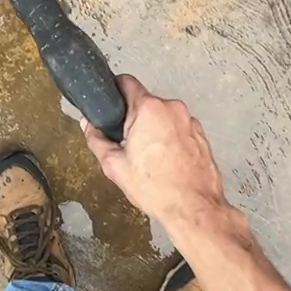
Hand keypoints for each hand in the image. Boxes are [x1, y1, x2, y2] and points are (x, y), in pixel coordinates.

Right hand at [82, 74, 230, 228]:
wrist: (193, 208)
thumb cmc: (158, 188)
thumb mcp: (114, 165)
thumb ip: (97, 140)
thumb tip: (89, 126)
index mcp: (148, 109)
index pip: (126, 82)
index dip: (114, 91)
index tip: (110, 103)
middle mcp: (172, 108)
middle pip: (144, 103)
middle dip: (133, 120)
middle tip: (127, 145)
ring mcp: (189, 121)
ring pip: (162, 117)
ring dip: (153, 131)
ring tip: (148, 159)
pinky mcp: (201, 135)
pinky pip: (177, 129)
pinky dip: (169, 140)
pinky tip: (165, 163)